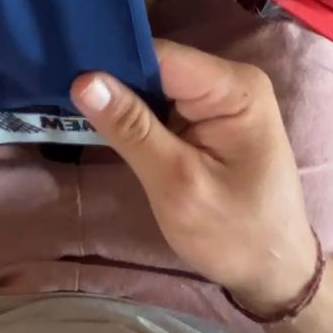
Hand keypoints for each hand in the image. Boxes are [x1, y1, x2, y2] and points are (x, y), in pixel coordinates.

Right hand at [72, 39, 319, 315]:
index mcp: (233, 88)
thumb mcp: (177, 185)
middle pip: (152, 63)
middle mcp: (227, 79)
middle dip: (109, 77)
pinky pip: (156, 97)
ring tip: (69, 99)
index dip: (111, 61)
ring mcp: (216, 95)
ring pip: (149, 79)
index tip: (64, 71)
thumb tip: (83, 80)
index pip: (158, 56)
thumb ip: (131, 129)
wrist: (274, 276)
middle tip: (58, 87)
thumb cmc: (235, 234)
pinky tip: (98, 115)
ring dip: (115, 94)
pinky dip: (129, 108)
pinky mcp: (203, 112)